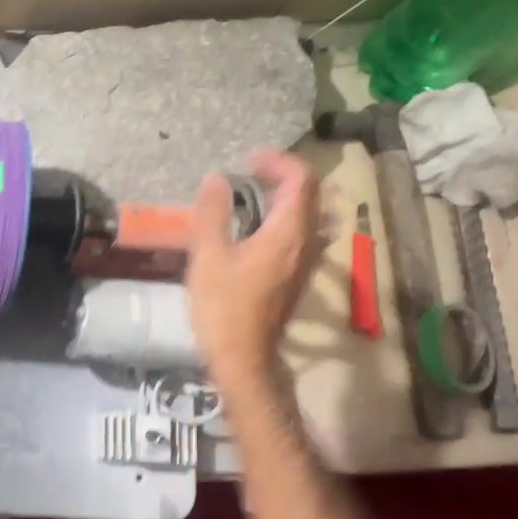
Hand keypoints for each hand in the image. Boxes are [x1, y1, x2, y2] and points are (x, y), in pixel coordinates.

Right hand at [188, 149, 321, 384]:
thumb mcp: (208, 257)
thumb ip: (212, 214)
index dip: (278, 161)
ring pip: (308, 216)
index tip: (247, 160)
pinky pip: (301, 235)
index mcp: (289, 231)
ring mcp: (307, 262)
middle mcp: (308, 242)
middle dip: (281, 177)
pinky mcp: (297, 277)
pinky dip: (283, 221)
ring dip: (284, 200)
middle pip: (309, 195)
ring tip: (251, 200)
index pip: (301, 179)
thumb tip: (216, 179)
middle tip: (246, 175)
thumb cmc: (223, 307)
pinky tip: (256, 232)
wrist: (242, 357)